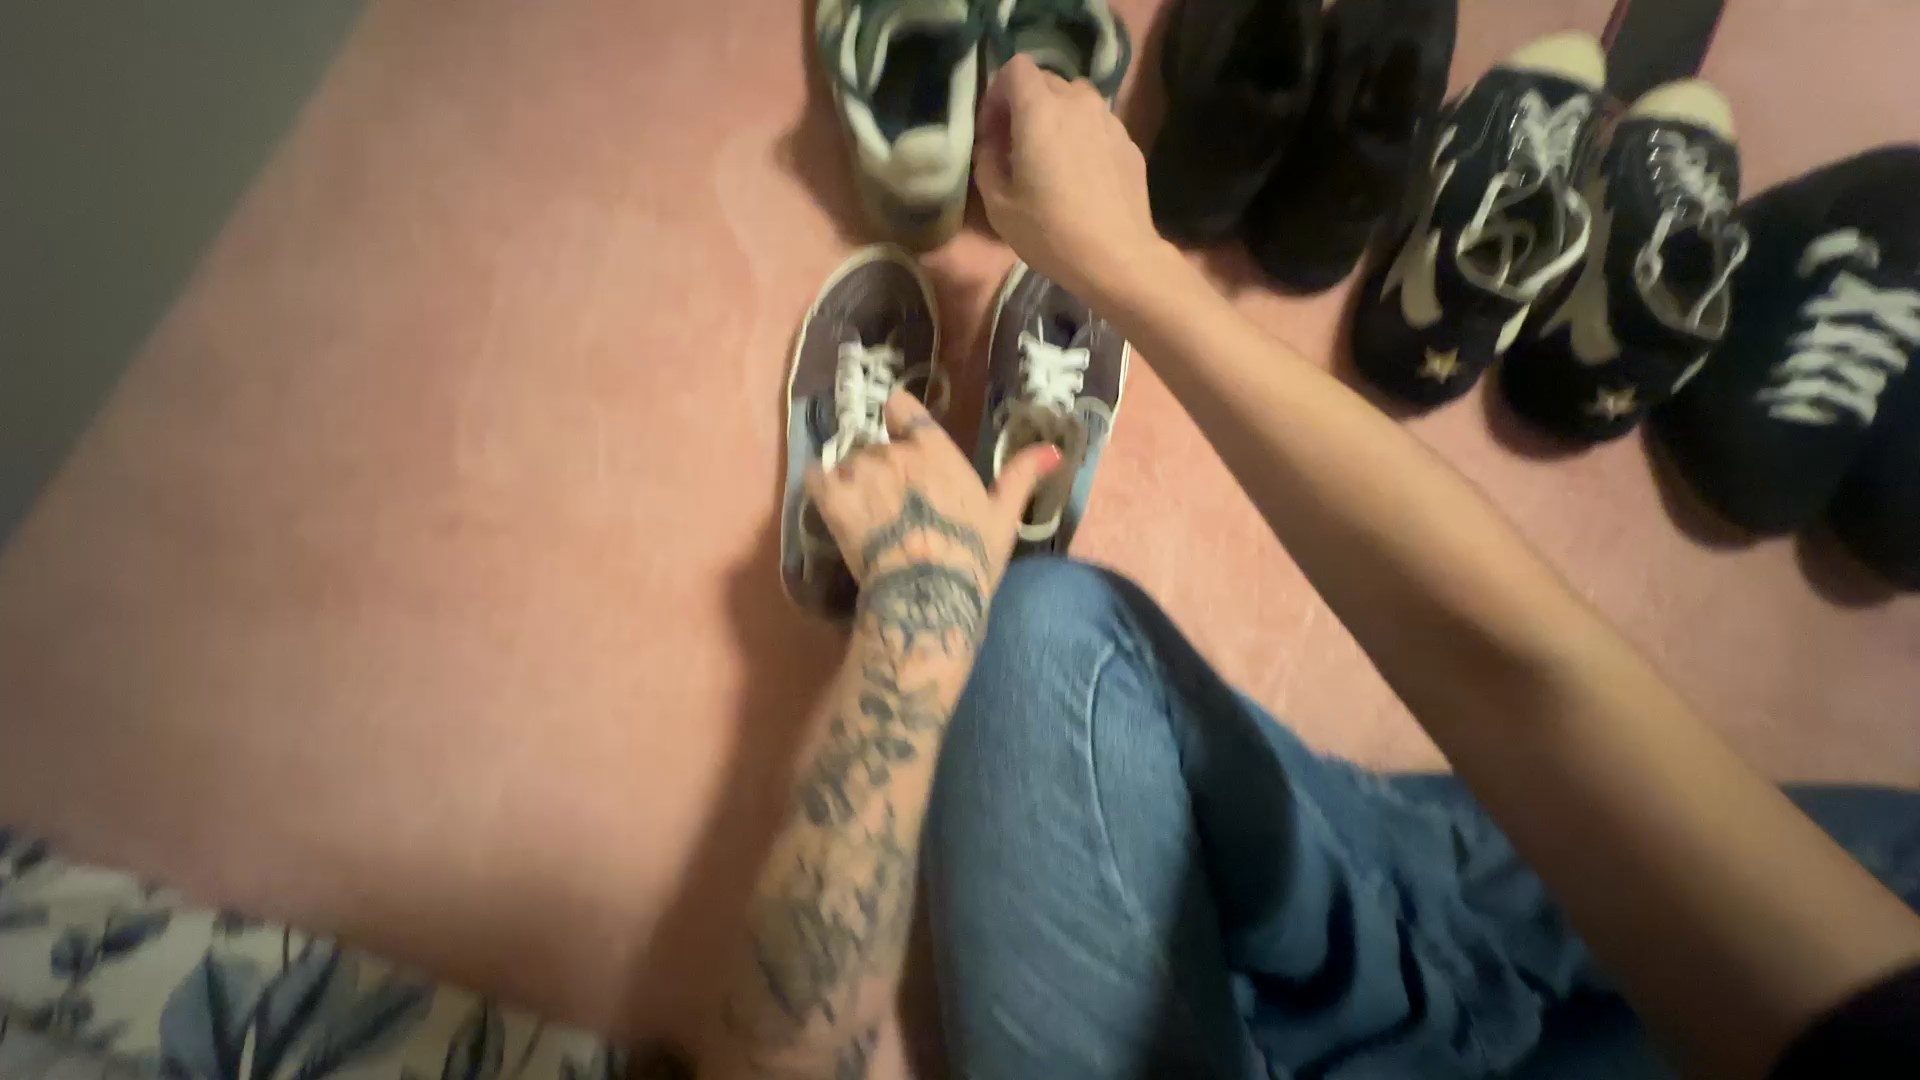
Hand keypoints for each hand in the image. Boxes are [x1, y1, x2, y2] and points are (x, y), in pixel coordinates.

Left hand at [805, 390, 1060, 649]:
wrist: (928, 595)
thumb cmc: (971, 555)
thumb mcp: (1003, 515)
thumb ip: (1022, 474)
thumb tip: (1053, 449)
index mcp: (933, 448)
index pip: (902, 408)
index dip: (900, 422)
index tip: (903, 440)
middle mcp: (892, 451)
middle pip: (878, 447)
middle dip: (884, 471)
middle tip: (897, 509)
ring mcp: (858, 473)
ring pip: (848, 464)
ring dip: (855, 483)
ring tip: (871, 520)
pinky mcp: (831, 500)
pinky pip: (815, 478)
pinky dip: (823, 489)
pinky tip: (837, 510)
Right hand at [974, 55, 1165, 300]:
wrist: (1116, 256)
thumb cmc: (1051, 233)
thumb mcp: (999, 207)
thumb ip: (987, 165)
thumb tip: (991, 148)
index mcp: (1040, 110)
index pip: (1015, 69)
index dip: (997, 94)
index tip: (993, 132)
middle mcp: (1078, 103)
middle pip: (1046, 83)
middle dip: (1025, 108)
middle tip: (1016, 149)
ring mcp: (1109, 120)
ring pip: (1075, 103)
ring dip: (1056, 122)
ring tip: (1050, 162)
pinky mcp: (1128, 143)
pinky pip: (1097, 128)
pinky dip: (1082, 140)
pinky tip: (1080, 180)